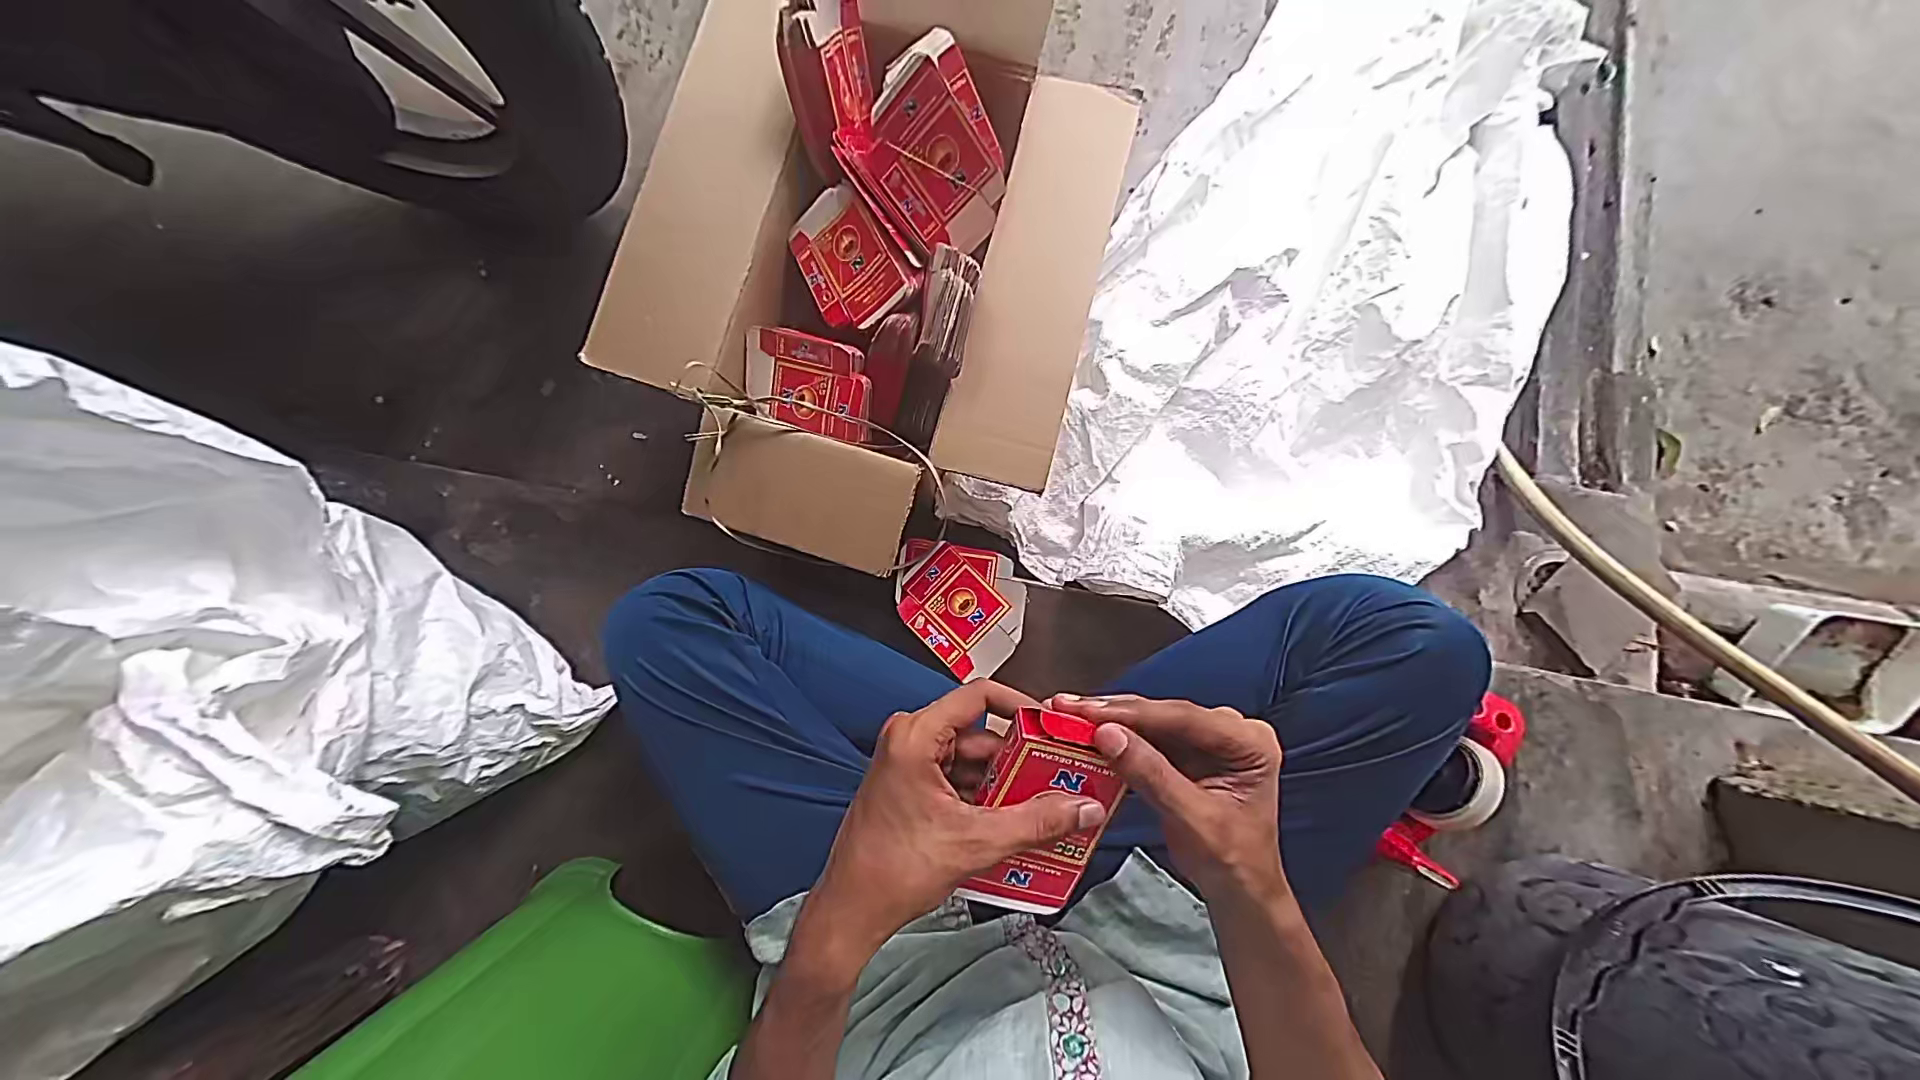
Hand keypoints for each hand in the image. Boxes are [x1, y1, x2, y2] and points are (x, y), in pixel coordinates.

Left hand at [805, 681, 1110, 961]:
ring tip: (1044, 803)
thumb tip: (1081, 807)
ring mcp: (909, 762)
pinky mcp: (912, 784)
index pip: (980, 696)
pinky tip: (1013, 819)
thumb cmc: (892, 870)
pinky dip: (986, 795)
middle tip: (1058, 775)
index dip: (1021, 705)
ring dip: (1006, 781)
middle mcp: (910, 739)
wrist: (850, 910)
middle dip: (1020, 757)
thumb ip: (1035, 822)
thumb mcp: (975, 841)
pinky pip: (959, 777)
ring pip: (972, 759)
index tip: (1051, 726)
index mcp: (916, 735)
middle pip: (980, 733)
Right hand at [1052, 694, 1285, 900]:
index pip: (1182, 717)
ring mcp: (1207, 736)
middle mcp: (1230, 729)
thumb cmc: (1231, 861)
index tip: (1088, 711)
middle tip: (1067, 706)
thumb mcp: (1192, 820)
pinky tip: (1086, 729)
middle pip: (1162, 714)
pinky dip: (1116, 735)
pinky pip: (1146, 734)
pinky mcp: (1185, 747)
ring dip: (1108, 719)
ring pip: (1149, 720)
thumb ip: (1152, 774)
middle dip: (1113, 712)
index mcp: (1247, 741)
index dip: (1131, 713)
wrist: (1238, 890)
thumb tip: (1107, 734)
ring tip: (1068, 713)